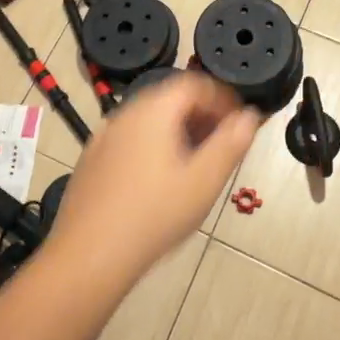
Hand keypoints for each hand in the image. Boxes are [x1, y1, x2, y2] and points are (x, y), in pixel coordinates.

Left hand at [45, 73, 258, 281]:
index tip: (239, 122)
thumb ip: (231, 143)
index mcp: (153, 110)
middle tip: (222, 145)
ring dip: (177, 132)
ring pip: (148, 121)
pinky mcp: (91, 161)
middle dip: (201, 115)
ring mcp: (103, 137)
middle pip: (169, 99)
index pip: (193, 83)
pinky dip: (152, 147)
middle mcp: (124, 114)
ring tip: (195, 165)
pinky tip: (159, 182)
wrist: (90, 255)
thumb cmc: (154, 215)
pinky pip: (129, 141)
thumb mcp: (204, 181)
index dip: (222, 97)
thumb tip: (249, 116)